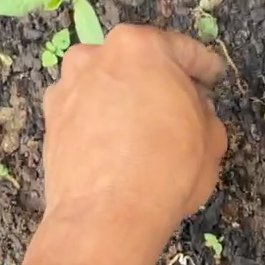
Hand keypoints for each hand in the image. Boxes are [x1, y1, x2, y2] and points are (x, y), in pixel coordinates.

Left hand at [19, 25, 226, 264]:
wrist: (107, 216)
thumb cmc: (168, 168)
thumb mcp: (211, 138)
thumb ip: (203, 111)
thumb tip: (191, 109)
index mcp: (139, 47)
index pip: (182, 49)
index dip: (204, 66)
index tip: (214, 77)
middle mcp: (94, 57)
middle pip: (137, 63)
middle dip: (160, 82)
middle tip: (182, 107)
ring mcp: (66, 88)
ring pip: (107, 88)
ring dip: (128, 102)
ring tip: (148, 132)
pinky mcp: (51, 122)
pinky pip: (88, 115)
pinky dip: (105, 125)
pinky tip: (120, 150)